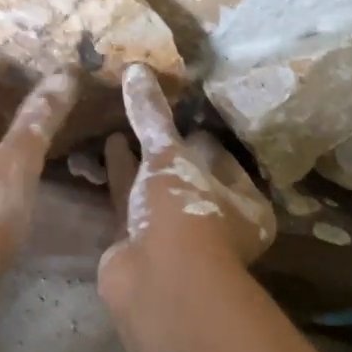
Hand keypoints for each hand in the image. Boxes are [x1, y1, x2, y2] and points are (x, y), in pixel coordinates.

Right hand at [100, 63, 276, 300]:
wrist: (155, 282)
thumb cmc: (185, 214)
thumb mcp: (170, 156)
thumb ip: (152, 115)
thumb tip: (136, 68)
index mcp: (244, 204)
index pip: (223, 158)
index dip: (200, 132)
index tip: (180, 105)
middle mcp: (215, 220)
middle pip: (189, 175)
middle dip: (167, 147)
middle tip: (148, 111)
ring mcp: (176, 235)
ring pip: (157, 188)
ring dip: (140, 159)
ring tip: (122, 122)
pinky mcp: (141, 242)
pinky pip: (130, 199)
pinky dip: (120, 174)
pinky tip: (107, 145)